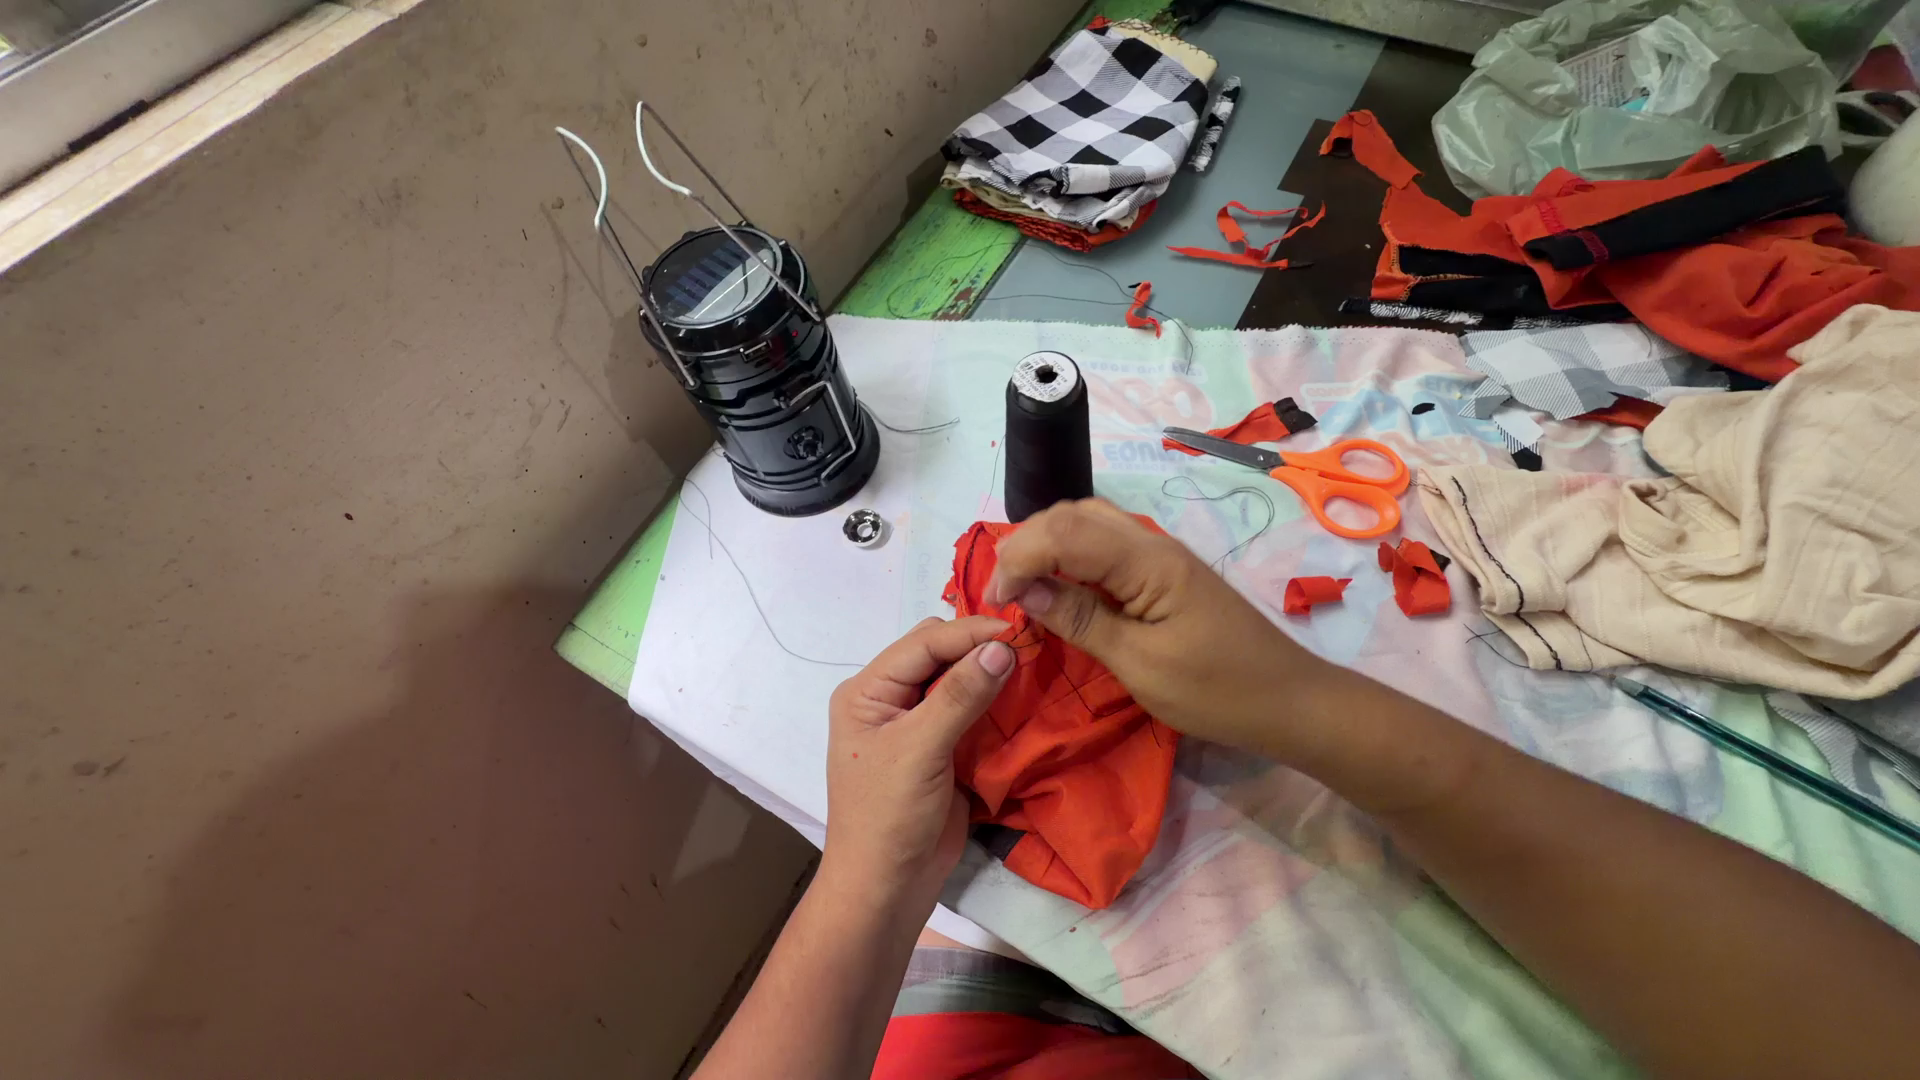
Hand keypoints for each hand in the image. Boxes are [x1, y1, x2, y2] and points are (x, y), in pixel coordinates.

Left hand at [823, 616, 1014, 904]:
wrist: (887, 890)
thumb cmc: (889, 817)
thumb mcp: (920, 750)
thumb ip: (960, 696)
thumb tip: (1001, 647)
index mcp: (867, 691)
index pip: (922, 644)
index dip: (968, 632)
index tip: (1017, 627)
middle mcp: (888, 699)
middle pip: (937, 654)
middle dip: (978, 646)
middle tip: (1026, 643)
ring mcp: (914, 724)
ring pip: (956, 679)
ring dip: (988, 671)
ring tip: (1031, 659)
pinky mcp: (940, 748)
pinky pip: (969, 710)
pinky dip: (993, 701)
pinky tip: (1021, 693)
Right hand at [986, 498, 1326, 757]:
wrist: (1288, 701)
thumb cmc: (1217, 692)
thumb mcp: (1140, 665)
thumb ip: (1081, 620)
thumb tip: (1027, 589)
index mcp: (1148, 562)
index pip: (1064, 533)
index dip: (1019, 558)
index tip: (996, 601)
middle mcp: (1151, 542)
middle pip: (1073, 514)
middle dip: (1025, 544)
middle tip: (1000, 593)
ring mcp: (1159, 553)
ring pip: (1087, 522)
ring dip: (1045, 544)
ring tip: (1020, 585)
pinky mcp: (1162, 570)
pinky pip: (1104, 544)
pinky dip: (1069, 555)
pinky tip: (1057, 584)